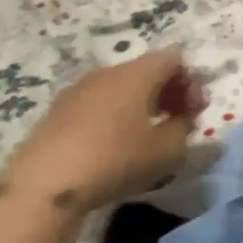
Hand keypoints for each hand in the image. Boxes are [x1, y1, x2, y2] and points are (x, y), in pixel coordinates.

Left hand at [2, 49, 208, 212]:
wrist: (47, 183)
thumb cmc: (117, 159)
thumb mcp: (168, 149)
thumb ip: (183, 127)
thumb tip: (181, 118)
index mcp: (136, 75)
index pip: (173, 59)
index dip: (191, 81)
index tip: (196, 111)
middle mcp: (106, 73)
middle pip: (147, 70)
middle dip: (170, 92)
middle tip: (181, 121)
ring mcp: (78, 90)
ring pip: (122, 86)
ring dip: (144, 103)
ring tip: (150, 134)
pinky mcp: (60, 111)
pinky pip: (101, 101)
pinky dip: (119, 113)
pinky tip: (119, 141)